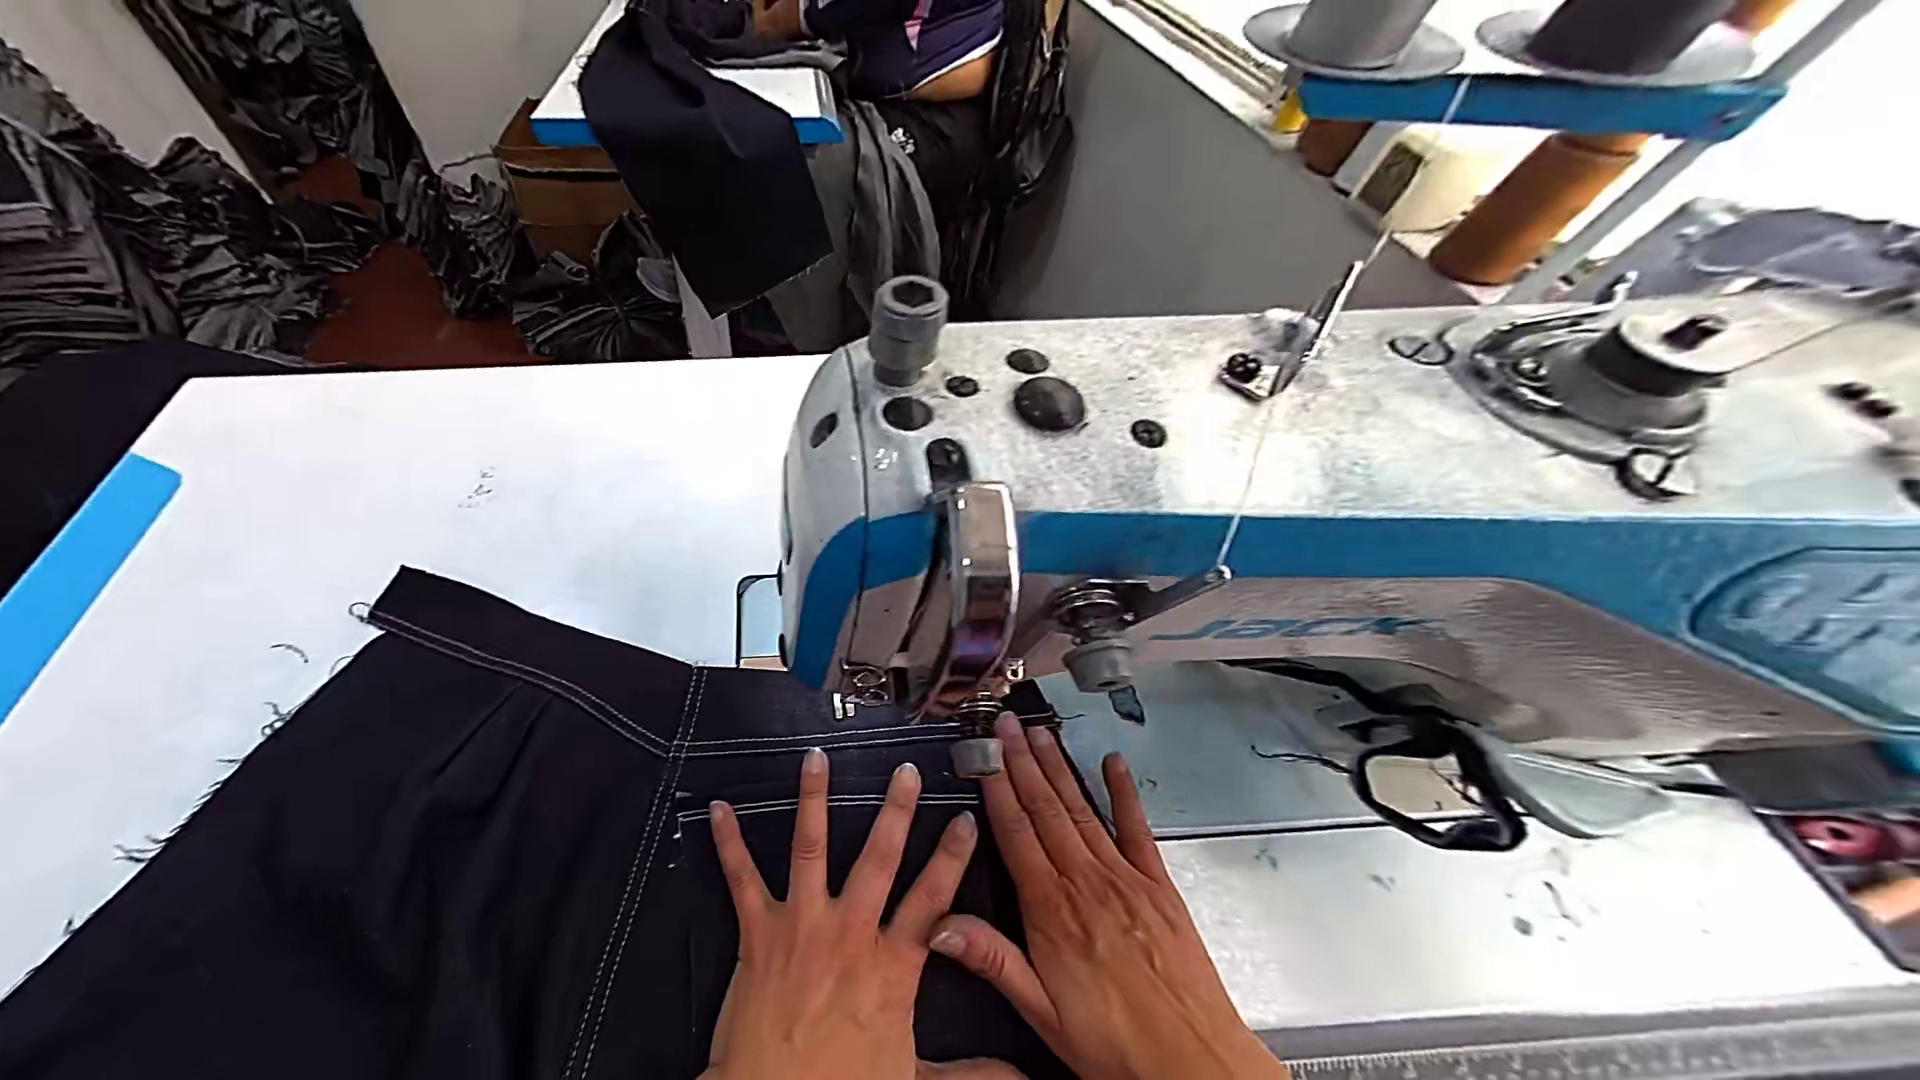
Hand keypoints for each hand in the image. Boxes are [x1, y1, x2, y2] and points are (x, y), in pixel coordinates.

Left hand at [701, 748, 1022, 1079]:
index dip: (952, 858)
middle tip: (906, 774)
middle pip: (878, 858)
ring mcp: (801, 926)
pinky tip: (720, 812)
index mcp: (888, 964)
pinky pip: (741, 879)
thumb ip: (970, 1073)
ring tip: (817, 760)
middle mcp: (847, 933)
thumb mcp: (913, 1079)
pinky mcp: (758, 934)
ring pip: (810, 847)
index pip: (932, 899)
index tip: (965, 821)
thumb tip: (1018, 1075)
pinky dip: (729, 843)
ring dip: (814, 799)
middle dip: (896, 811)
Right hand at [930, 715, 1288, 1079]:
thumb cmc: (1115, 1044)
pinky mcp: (1157, 883)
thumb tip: (940, 925)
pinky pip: (1136, 827)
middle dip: (1022, 761)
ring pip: (1082, 808)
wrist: (1194, 1062)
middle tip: (1007, 726)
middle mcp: (1086, 880)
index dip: (997, 787)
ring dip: (1058, 767)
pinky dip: (1124, 792)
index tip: (984, 754)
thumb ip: (992, 960)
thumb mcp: (1042, 1012)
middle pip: (1045, 808)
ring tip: (1040, 734)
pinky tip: (1113, 763)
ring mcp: (1124, 876)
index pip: (1015, 831)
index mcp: (1053, 909)